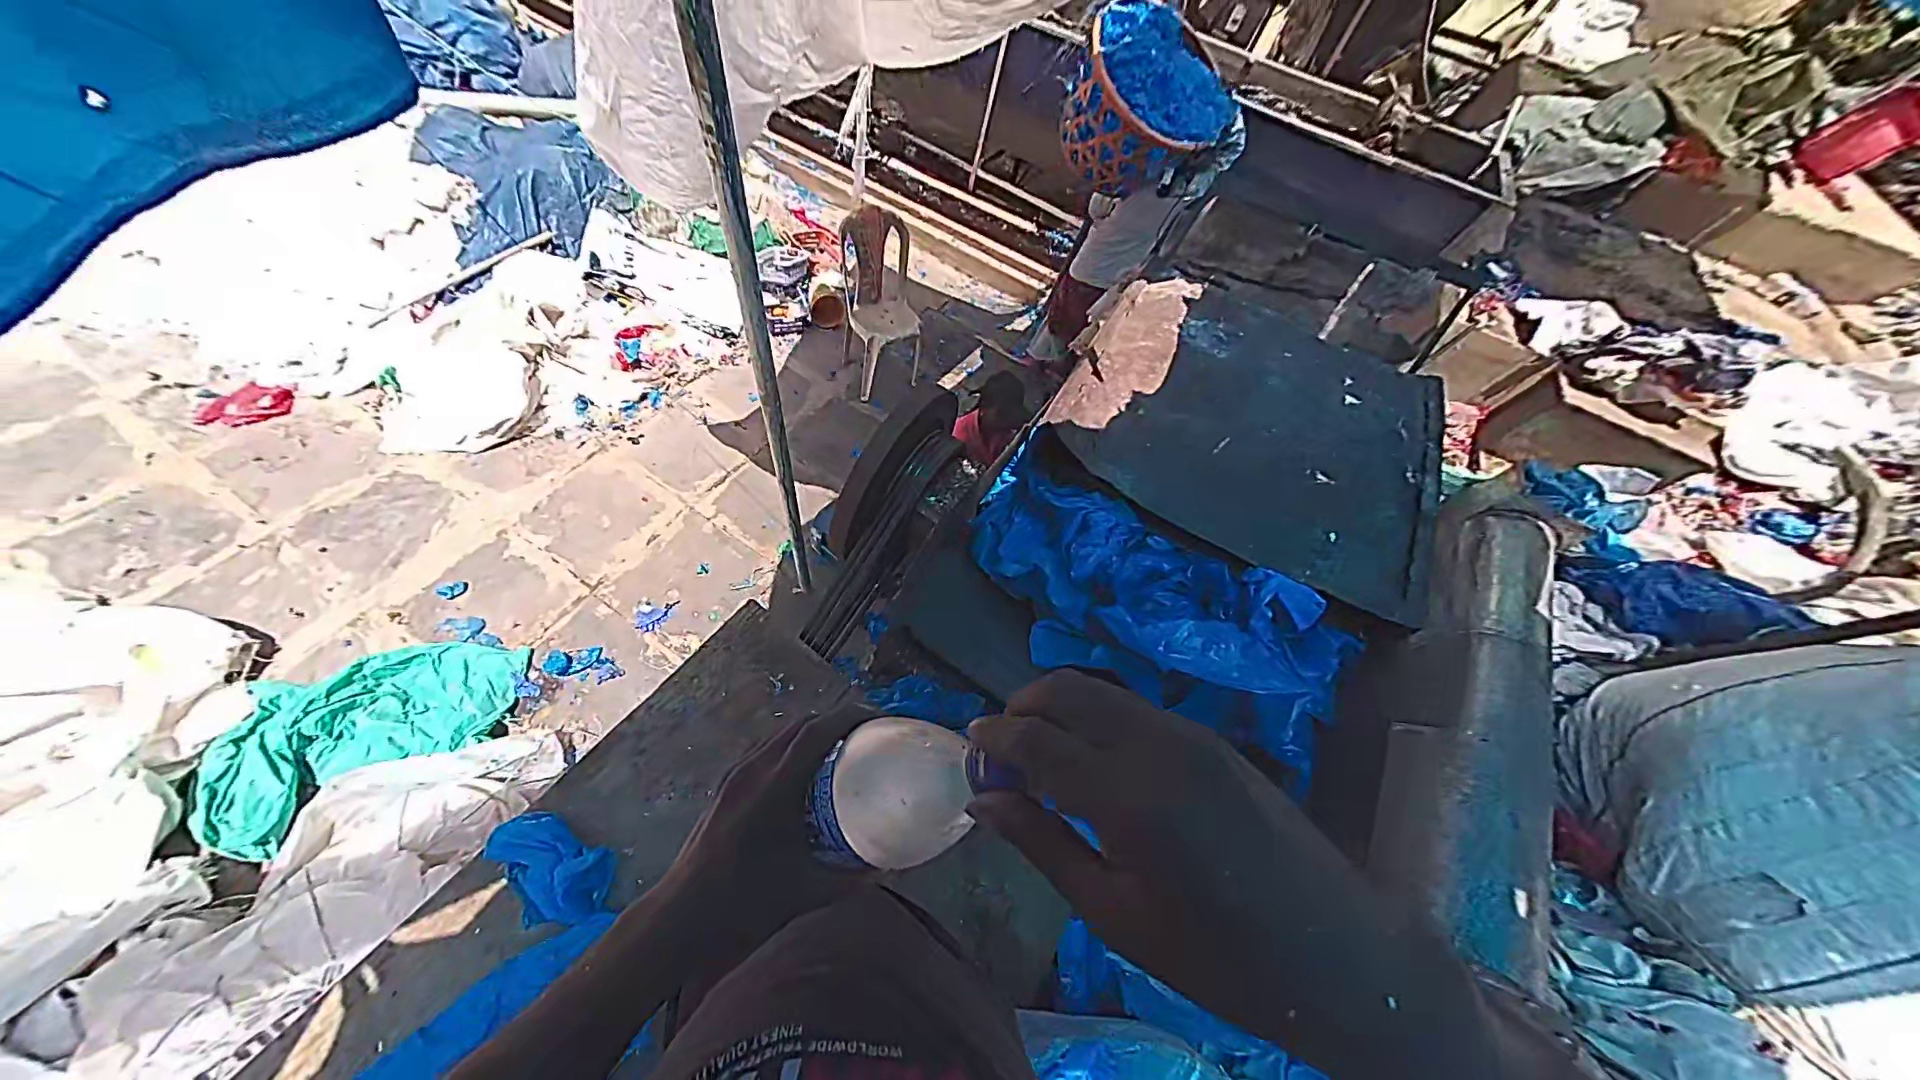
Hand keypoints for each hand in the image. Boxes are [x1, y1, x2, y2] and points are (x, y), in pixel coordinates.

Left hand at [654, 706, 876, 956]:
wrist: (680, 918)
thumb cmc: (744, 906)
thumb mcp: (809, 893)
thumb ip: (856, 879)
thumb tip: (893, 865)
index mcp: (776, 787)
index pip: (818, 730)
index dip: (853, 716)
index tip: (881, 720)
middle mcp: (754, 771)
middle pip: (803, 724)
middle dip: (839, 720)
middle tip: (869, 735)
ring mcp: (736, 776)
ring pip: (783, 734)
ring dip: (815, 731)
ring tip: (842, 748)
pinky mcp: (727, 786)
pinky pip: (767, 749)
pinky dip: (794, 746)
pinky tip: (806, 773)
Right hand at [968, 671, 1508, 1078]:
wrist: (1337, 954)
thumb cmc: (1215, 956)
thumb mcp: (1113, 913)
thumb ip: (1041, 843)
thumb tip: (980, 800)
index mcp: (1128, 798)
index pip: (1038, 739)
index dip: (995, 736)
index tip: (970, 743)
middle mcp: (1156, 746)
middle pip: (1067, 690)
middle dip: (1022, 706)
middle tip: (1002, 748)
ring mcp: (1188, 734)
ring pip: (1101, 690)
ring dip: (1058, 706)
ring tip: (1040, 753)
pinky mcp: (1209, 738)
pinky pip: (1133, 707)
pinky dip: (1095, 716)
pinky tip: (1092, 759)